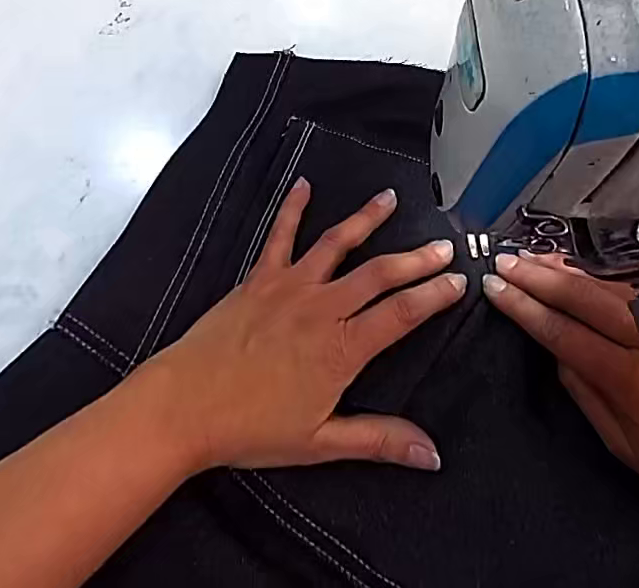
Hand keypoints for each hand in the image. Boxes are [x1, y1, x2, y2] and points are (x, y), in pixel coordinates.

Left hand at [138, 179, 464, 472]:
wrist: (180, 409)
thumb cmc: (248, 428)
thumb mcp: (319, 443)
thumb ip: (379, 440)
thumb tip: (430, 454)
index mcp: (341, 348)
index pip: (402, 314)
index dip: (435, 295)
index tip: (458, 280)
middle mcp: (323, 308)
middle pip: (381, 273)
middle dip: (418, 258)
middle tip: (444, 244)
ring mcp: (292, 286)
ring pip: (339, 243)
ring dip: (367, 219)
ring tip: (389, 198)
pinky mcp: (261, 277)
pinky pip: (281, 236)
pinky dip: (293, 208)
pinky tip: (303, 185)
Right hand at [481, 253, 638, 531]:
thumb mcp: (634, 454)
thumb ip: (590, 397)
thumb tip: (561, 356)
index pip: (567, 335)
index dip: (526, 309)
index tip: (499, 291)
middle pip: (586, 298)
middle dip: (540, 276)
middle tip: (507, 262)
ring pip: (612, 289)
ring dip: (569, 271)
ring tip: (535, 259)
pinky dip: (604, 283)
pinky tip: (585, 276)